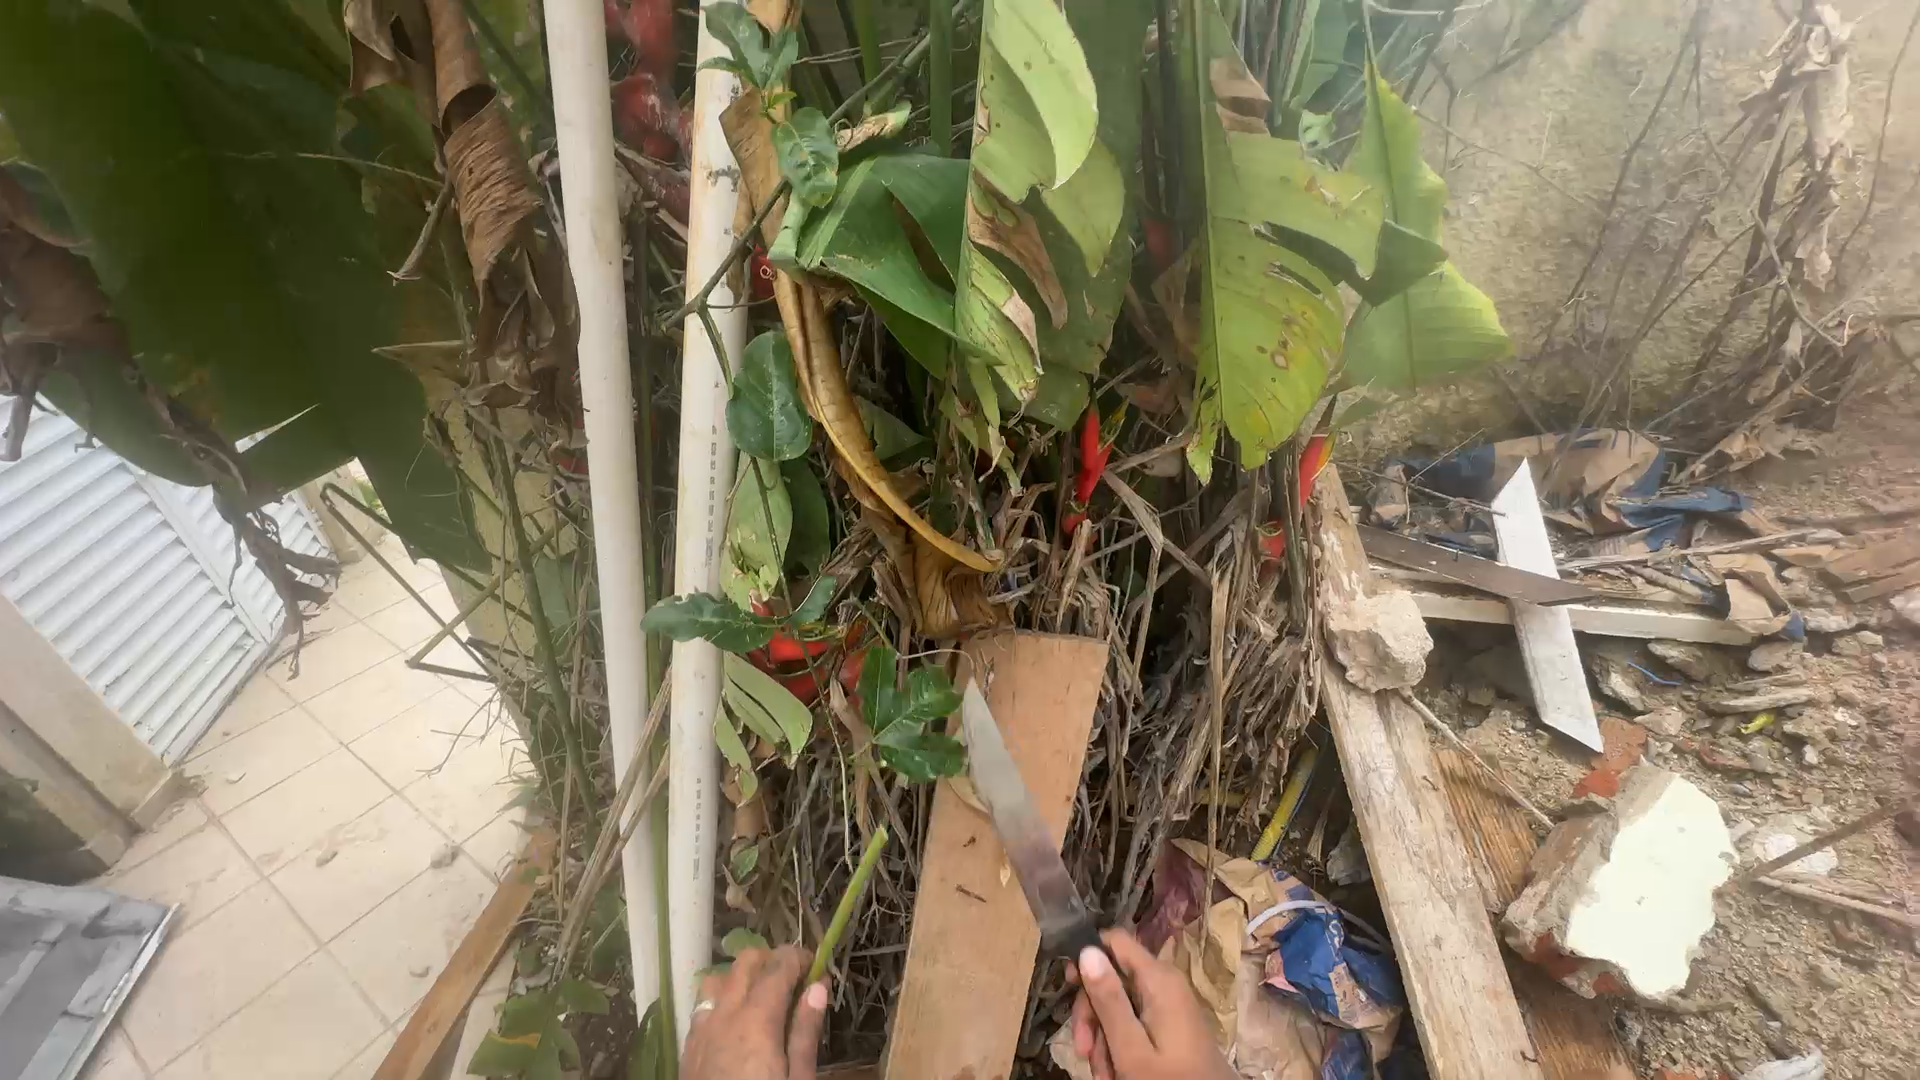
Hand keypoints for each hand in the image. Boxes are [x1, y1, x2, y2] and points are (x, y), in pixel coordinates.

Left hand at [683, 945, 828, 1079]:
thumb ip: (805, 1032)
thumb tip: (818, 987)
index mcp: (757, 1020)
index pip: (779, 965)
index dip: (800, 957)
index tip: (816, 966)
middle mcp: (725, 1016)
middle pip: (746, 961)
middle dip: (771, 960)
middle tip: (793, 981)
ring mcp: (701, 1033)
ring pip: (718, 979)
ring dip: (741, 978)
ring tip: (761, 999)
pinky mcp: (687, 1054)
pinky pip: (702, 1009)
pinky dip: (720, 1002)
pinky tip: (735, 1026)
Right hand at [1066, 930, 1235, 1079]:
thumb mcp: (1132, 1049)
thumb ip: (1109, 999)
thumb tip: (1086, 949)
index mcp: (1159, 979)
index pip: (1115, 940)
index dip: (1087, 955)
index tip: (1069, 986)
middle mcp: (1165, 983)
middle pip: (1113, 977)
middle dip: (1093, 1013)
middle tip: (1082, 1050)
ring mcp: (1169, 1006)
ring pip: (1120, 1004)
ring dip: (1103, 1036)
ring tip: (1102, 1073)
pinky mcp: (1170, 1026)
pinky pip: (1135, 1022)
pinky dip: (1120, 1045)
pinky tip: (1115, 1072)